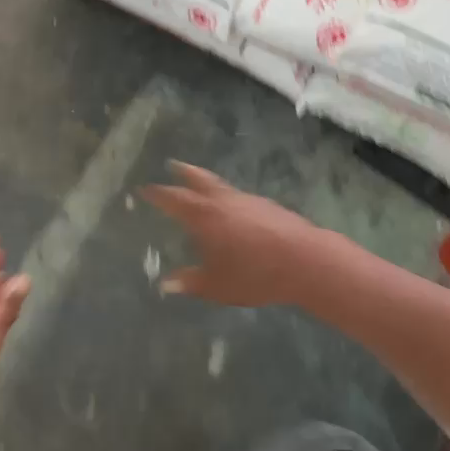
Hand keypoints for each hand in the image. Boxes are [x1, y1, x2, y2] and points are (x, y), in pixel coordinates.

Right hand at [142, 161, 330, 306]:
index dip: (158, 194)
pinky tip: (231, 206)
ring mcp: (247, 200)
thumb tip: (165, 283)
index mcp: (205, 217)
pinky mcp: (267, 205)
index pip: (174, 200)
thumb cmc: (255, 274)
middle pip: (199, 180)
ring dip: (206, 181)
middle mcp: (223, 201)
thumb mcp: (216, 285)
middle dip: (183, 173)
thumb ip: (190, 282)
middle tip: (173, 164)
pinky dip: (227, 196)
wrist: (304, 260)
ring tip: (200, 182)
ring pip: (220, 185)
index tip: (145, 188)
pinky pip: (238, 195)